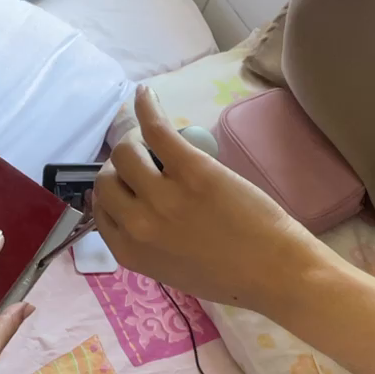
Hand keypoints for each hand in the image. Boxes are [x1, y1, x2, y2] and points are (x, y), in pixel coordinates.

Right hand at [94, 87, 330, 312]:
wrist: (274, 273)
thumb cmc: (227, 277)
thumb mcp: (169, 270)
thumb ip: (144, 242)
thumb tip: (132, 206)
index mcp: (129, 252)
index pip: (100, 209)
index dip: (112, 193)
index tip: (126, 185)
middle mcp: (137, 224)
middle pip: (107, 179)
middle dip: (120, 168)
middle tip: (142, 162)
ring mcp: (163, 195)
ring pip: (126, 152)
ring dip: (133, 142)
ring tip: (150, 140)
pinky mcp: (192, 170)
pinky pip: (156, 131)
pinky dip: (147, 109)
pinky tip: (145, 95)